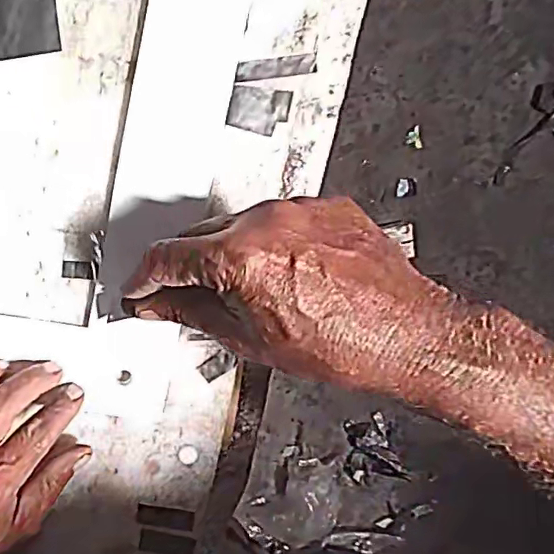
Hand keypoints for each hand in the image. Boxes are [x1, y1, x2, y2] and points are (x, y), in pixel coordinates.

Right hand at [121, 197, 463, 400]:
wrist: (411, 335)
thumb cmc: (346, 346)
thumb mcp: (251, 339)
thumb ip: (195, 313)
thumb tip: (164, 303)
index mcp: (241, 256)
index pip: (168, 257)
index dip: (146, 276)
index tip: (142, 286)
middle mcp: (267, 221)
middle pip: (199, 235)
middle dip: (188, 266)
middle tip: (186, 295)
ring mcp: (299, 210)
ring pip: (238, 223)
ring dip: (228, 251)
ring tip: (248, 289)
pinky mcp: (326, 207)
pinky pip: (278, 218)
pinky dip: (269, 241)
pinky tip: (283, 271)